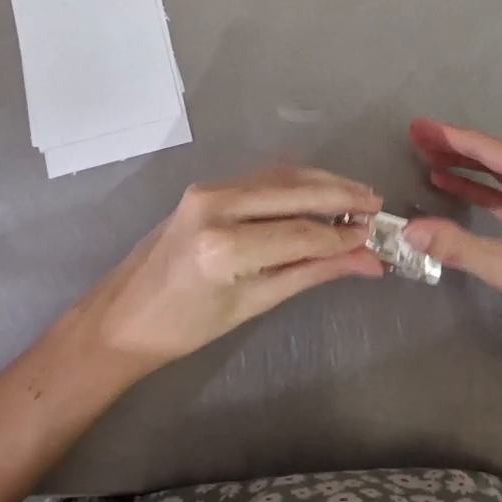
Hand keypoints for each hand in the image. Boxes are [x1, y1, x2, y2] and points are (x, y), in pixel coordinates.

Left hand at [69, 167, 385, 375]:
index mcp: (224, 247)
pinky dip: (296, 181)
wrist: (124, 315)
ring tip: (359, 196)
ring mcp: (209, 189)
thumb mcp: (254, 303)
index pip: (302, 232)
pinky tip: (321, 189)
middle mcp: (217, 205)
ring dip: (323, 183)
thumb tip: (368, 261)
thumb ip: (312, 272)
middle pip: (296, 192)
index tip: (375, 238)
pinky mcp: (207, 185)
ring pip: (282, 176)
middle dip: (341, 196)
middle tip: (377, 206)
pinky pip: (262, 177)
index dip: (343, 235)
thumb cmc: (186, 326)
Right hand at [402, 118, 501, 363]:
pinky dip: (475, 189)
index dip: (450, 137)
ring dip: (462, 166)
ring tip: (427, 157)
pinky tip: (449, 186)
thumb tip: (410, 230)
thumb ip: (457, 246)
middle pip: (492, 155)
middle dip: (453, 146)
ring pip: (496, 173)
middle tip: (417, 137)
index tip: (419, 127)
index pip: (489, 149)